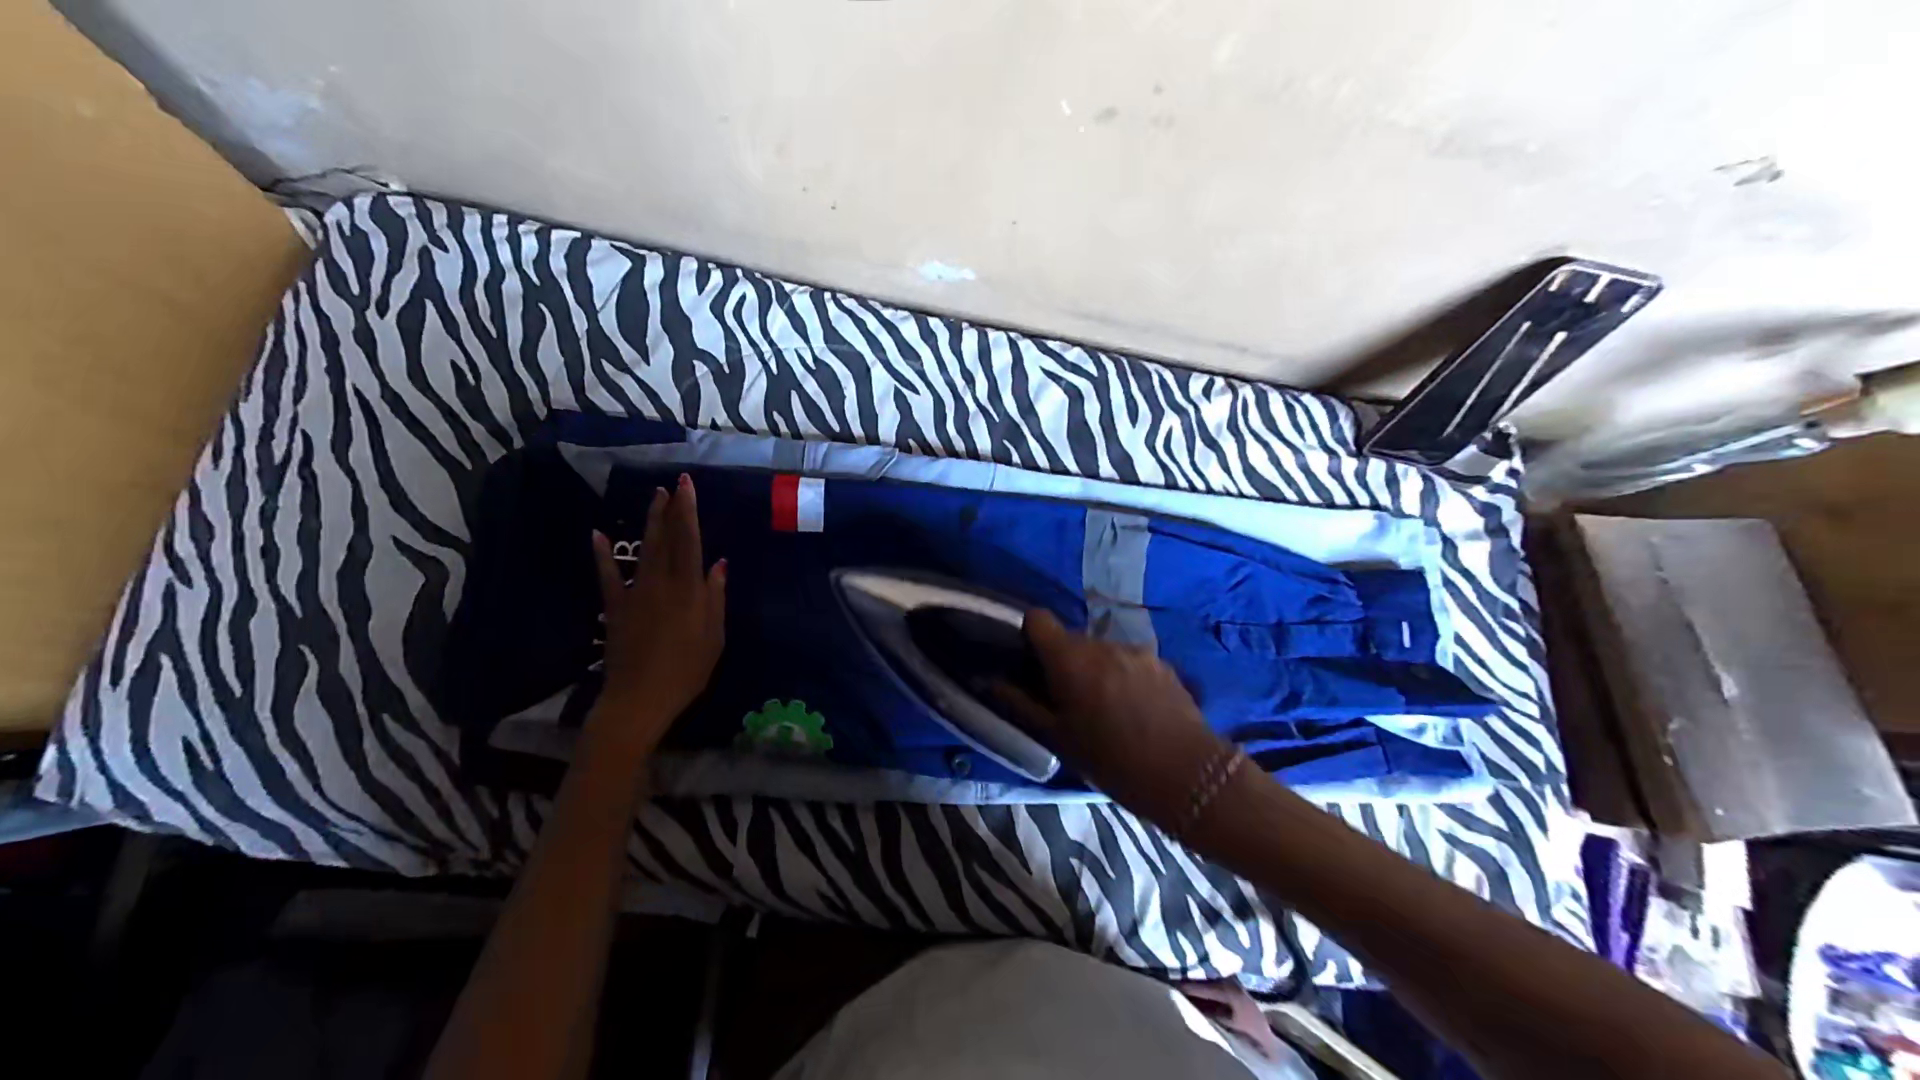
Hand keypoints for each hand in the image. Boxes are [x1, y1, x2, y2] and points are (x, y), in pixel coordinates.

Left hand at [590, 474, 726, 747]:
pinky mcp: (616, 607)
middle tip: (673, 484)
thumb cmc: (687, 671)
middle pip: (666, 539)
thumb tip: (718, 564)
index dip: (689, 511)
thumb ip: (715, 598)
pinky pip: (608, 576)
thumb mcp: (714, 637)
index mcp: (689, 590)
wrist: (640, 698)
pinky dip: (602, 555)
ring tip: (654, 498)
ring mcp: (635, 593)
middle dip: (670, 509)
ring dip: (649, 522)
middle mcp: (662, 583)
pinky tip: (597, 535)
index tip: (688, 486)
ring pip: (643, 549)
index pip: (690, 541)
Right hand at [994, 610, 1234, 828]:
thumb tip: (989, 681)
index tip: (1030, 663)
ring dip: (1096, 670)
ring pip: (1102, 652)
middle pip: (1071, 640)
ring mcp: (1137, 651)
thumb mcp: (1058, 738)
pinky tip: (1135, 711)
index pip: (1038, 618)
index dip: (1029, 635)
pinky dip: (1123, 677)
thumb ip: (1020, 704)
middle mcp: (1102, 644)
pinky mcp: (1163, 664)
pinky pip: (1129, 661)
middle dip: (1064, 662)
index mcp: (1071, 659)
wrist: (1186, 774)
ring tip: (1105, 710)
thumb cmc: (1111, 760)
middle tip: (1067, 700)